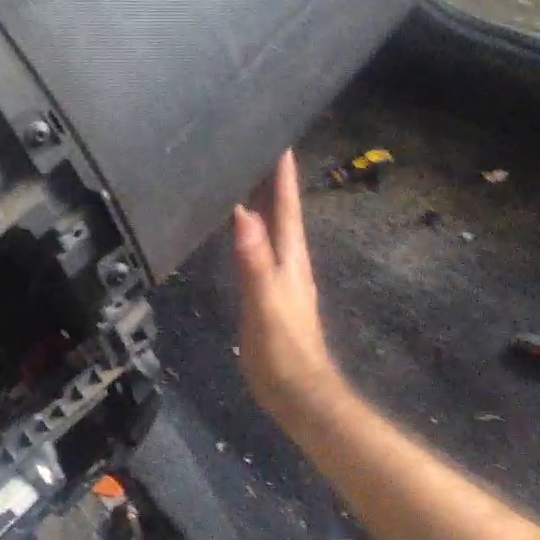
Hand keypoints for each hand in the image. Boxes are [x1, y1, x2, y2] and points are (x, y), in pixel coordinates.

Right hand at [232, 150, 345, 421]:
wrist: (299, 398)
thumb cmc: (283, 351)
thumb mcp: (265, 304)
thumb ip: (255, 262)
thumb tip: (245, 215)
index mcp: (290, 260)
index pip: (286, 209)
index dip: (283, 176)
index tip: (279, 141)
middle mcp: (288, 263)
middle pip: (281, 213)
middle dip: (272, 181)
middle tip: (256, 147)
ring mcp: (280, 279)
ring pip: (272, 229)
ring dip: (263, 202)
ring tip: (247, 177)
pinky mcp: (269, 294)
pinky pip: (260, 248)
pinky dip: (252, 229)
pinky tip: (241, 228)